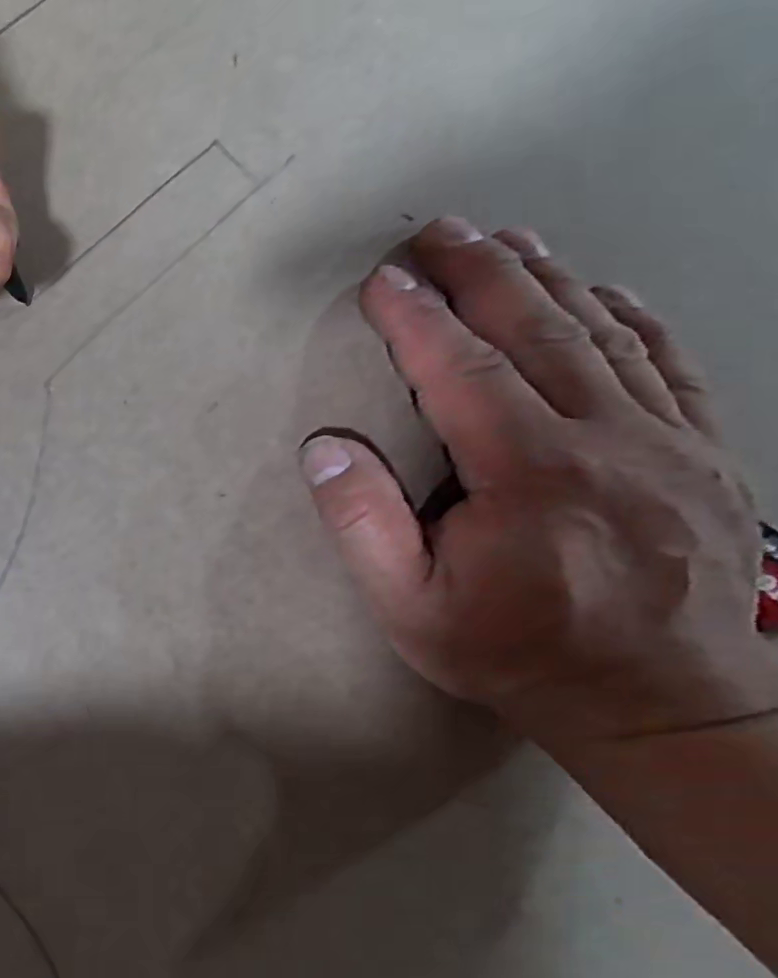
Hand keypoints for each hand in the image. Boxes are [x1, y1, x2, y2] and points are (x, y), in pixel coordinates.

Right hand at [303, 217, 777, 750]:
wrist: (666, 702)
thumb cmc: (513, 653)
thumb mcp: (408, 607)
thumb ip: (364, 524)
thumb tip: (324, 448)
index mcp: (530, 474)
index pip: (461, 373)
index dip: (417, 321)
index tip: (381, 280)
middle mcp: (608, 439)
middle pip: (541, 333)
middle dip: (484, 273)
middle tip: (442, 228)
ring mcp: (667, 441)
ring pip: (608, 336)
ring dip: (551, 281)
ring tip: (508, 241)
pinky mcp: (700, 454)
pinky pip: (669, 364)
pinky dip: (631, 317)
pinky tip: (603, 292)